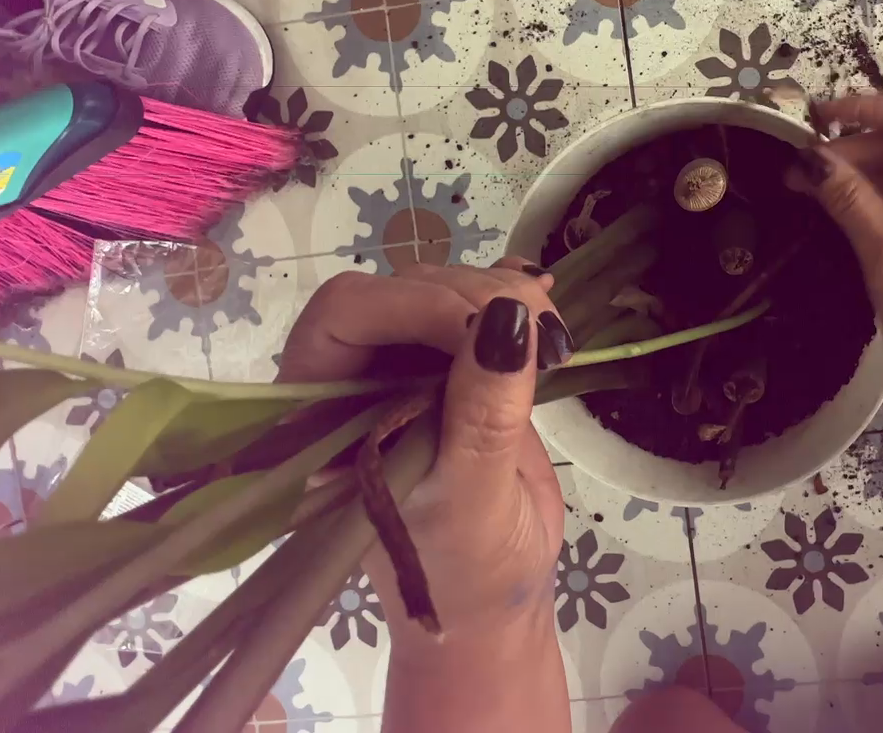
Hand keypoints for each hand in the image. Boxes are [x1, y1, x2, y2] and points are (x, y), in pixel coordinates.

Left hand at [276, 261, 574, 637]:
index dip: (413, 303)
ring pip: (450, 286)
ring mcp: (416, 367)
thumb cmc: (468, 573)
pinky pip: (486, 303)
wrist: (500, 596)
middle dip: (477, 295)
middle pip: (404, 288)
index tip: (486, 330)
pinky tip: (547, 294)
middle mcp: (362, 380)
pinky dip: (517, 288)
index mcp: (326, 417)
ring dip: (508, 293)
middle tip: (545, 336)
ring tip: (556, 340)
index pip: (346, 316)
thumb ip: (484, 415)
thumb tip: (508, 317)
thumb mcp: (473, 501)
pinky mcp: (467, 364)